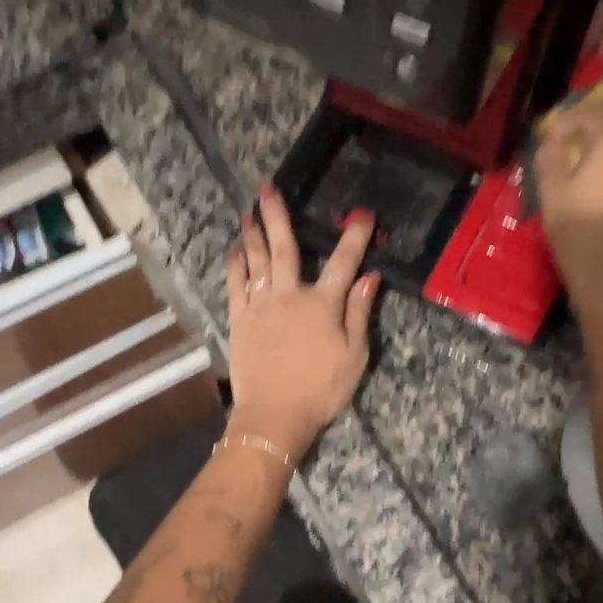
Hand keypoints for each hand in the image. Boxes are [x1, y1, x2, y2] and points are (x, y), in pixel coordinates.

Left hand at [224, 184, 380, 459]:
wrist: (274, 414)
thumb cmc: (321, 390)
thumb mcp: (355, 356)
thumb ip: (359, 314)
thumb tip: (369, 278)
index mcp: (323, 304)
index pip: (343, 262)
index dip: (354, 237)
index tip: (362, 215)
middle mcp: (290, 296)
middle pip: (285, 248)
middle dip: (278, 216)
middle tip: (268, 188)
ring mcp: (260, 307)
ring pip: (257, 262)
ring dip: (253, 235)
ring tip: (248, 212)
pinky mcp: (239, 321)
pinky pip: (235, 287)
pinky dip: (235, 268)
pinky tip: (233, 252)